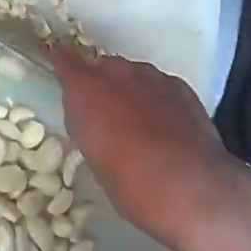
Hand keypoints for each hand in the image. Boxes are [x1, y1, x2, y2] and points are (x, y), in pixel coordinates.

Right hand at [51, 49, 250, 250]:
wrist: (194, 189)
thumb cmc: (132, 184)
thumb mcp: (94, 158)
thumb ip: (87, 124)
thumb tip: (90, 114)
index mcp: (87, 89)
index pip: (64, 62)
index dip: (60, 62)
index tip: (56, 62)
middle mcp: (117, 73)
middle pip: (102, 68)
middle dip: (102, 86)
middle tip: (107, 119)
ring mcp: (151, 76)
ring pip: (133, 76)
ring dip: (131, 93)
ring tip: (142, 128)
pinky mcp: (180, 87)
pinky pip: (159, 87)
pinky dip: (157, 100)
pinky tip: (167, 129)